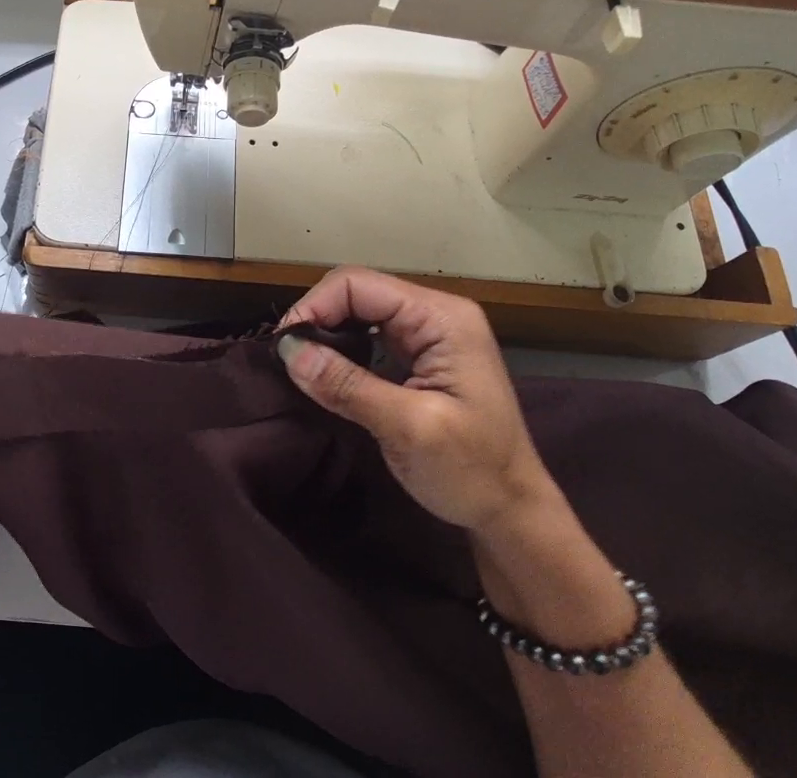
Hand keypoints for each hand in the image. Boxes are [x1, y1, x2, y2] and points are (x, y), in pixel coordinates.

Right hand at [277, 266, 553, 532]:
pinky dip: (343, 349)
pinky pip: (370, 336)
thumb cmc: (472, 471)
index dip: (315, 307)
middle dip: (318, 319)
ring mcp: (431, 335)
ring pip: (360, 312)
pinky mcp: (422, 356)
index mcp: (442, 319)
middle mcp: (437, 315)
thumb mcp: (408, 428)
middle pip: (358, 292)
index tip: (284, 348)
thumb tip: (288, 352)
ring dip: (327, 334)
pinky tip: (328, 373)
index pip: (359, 285)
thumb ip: (348, 386)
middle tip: (288, 361)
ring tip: (302, 367)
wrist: (512, 511)